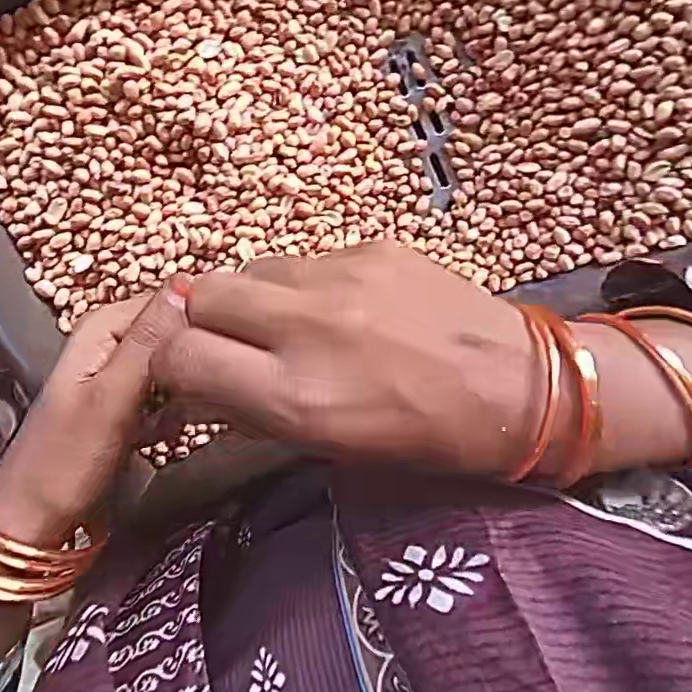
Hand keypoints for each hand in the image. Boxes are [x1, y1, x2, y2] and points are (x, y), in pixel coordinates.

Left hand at [0, 275, 189, 544]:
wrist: (35, 523)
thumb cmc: (67, 460)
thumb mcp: (112, 395)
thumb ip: (149, 340)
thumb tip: (185, 283)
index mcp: (104, 324)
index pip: (173, 297)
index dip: (201, 320)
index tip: (221, 353)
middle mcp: (114, 338)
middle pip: (178, 330)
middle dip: (195, 359)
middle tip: (199, 395)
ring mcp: (122, 370)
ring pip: (179, 363)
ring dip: (189, 389)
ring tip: (179, 419)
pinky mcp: (131, 400)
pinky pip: (171, 391)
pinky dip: (176, 411)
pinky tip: (167, 432)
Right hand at [152, 242, 538, 473]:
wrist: (517, 386)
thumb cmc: (421, 437)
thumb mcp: (327, 444)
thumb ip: (250, 410)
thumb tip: (194, 384)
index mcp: (296, 396)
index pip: (182, 356)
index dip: (174, 364)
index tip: (190, 370)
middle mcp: (307, 327)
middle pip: (201, 293)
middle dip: (203, 318)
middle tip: (234, 339)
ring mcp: (342, 276)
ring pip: (253, 268)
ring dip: (256, 296)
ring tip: (293, 322)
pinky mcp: (373, 246)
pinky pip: (308, 259)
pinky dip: (306, 284)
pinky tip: (345, 306)